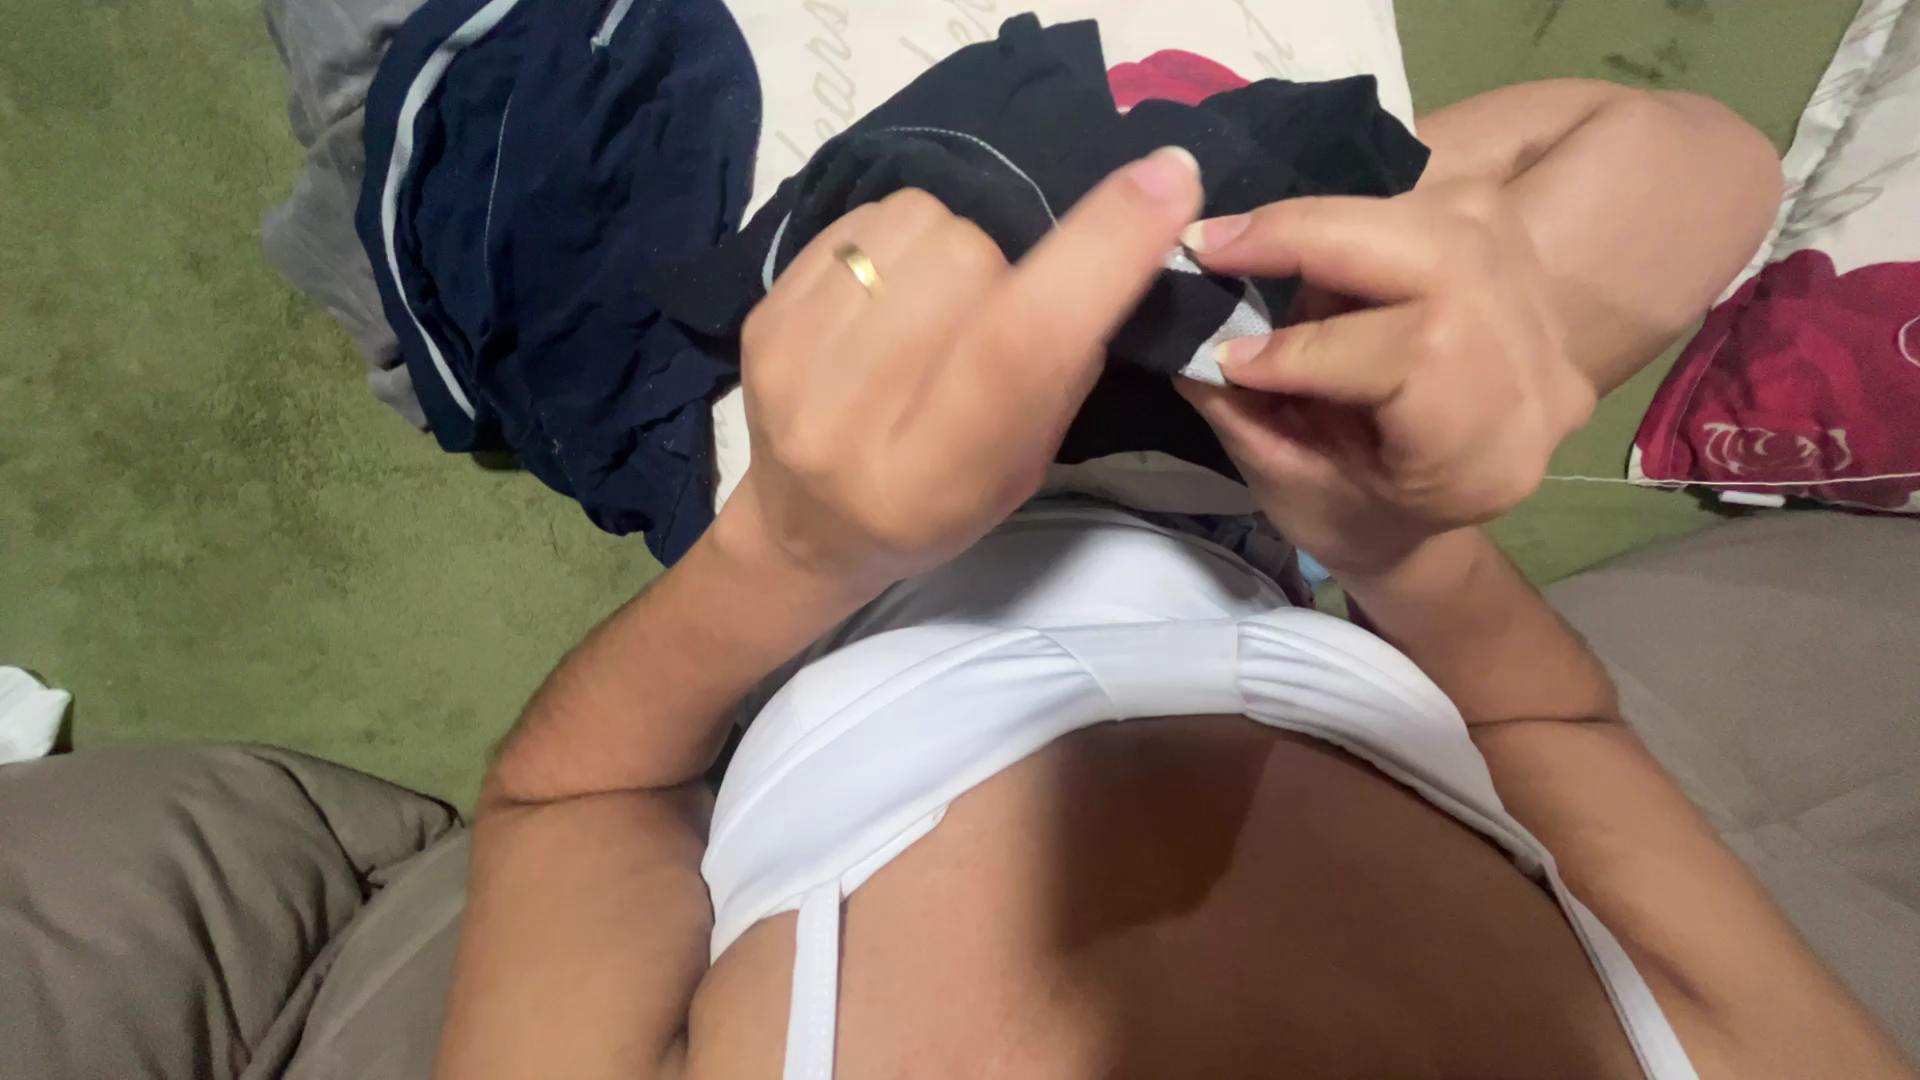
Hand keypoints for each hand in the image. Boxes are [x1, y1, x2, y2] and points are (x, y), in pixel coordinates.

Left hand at [716, 147, 1204, 595]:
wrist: (806, 528)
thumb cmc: (933, 511)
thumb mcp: (1017, 472)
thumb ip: (1059, 375)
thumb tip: (1110, 247)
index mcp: (932, 480)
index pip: (1017, 349)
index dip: (1096, 259)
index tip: (1166, 184)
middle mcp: (849, 421)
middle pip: (966, 259)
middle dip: (1004, 269)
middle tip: (986, 321)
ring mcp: (791, 363)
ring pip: (917, 223)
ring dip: (951, 248)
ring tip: (932, 311)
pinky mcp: (762, 317)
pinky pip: (864, 220)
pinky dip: (898, 245)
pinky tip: (886, 301)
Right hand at [1177, 180, 1594, 577]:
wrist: (1411, 525)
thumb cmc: (1344, 518)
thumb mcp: (1279, 479)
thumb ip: (1237, 405)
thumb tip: (1183, 331)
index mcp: (1480, 457)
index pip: (1416, 356)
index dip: (1308, 345)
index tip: (1224, 355)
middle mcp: (1540, 383)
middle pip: (1446, 258)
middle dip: (1317, 236)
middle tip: (1218, 241)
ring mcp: (1549, 327)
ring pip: (1455, 218)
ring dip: (1341, 225)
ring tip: (1272, 260)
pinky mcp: (1533, 286)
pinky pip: (1461, 215)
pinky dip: (1374, 221)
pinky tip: (1327, 252)